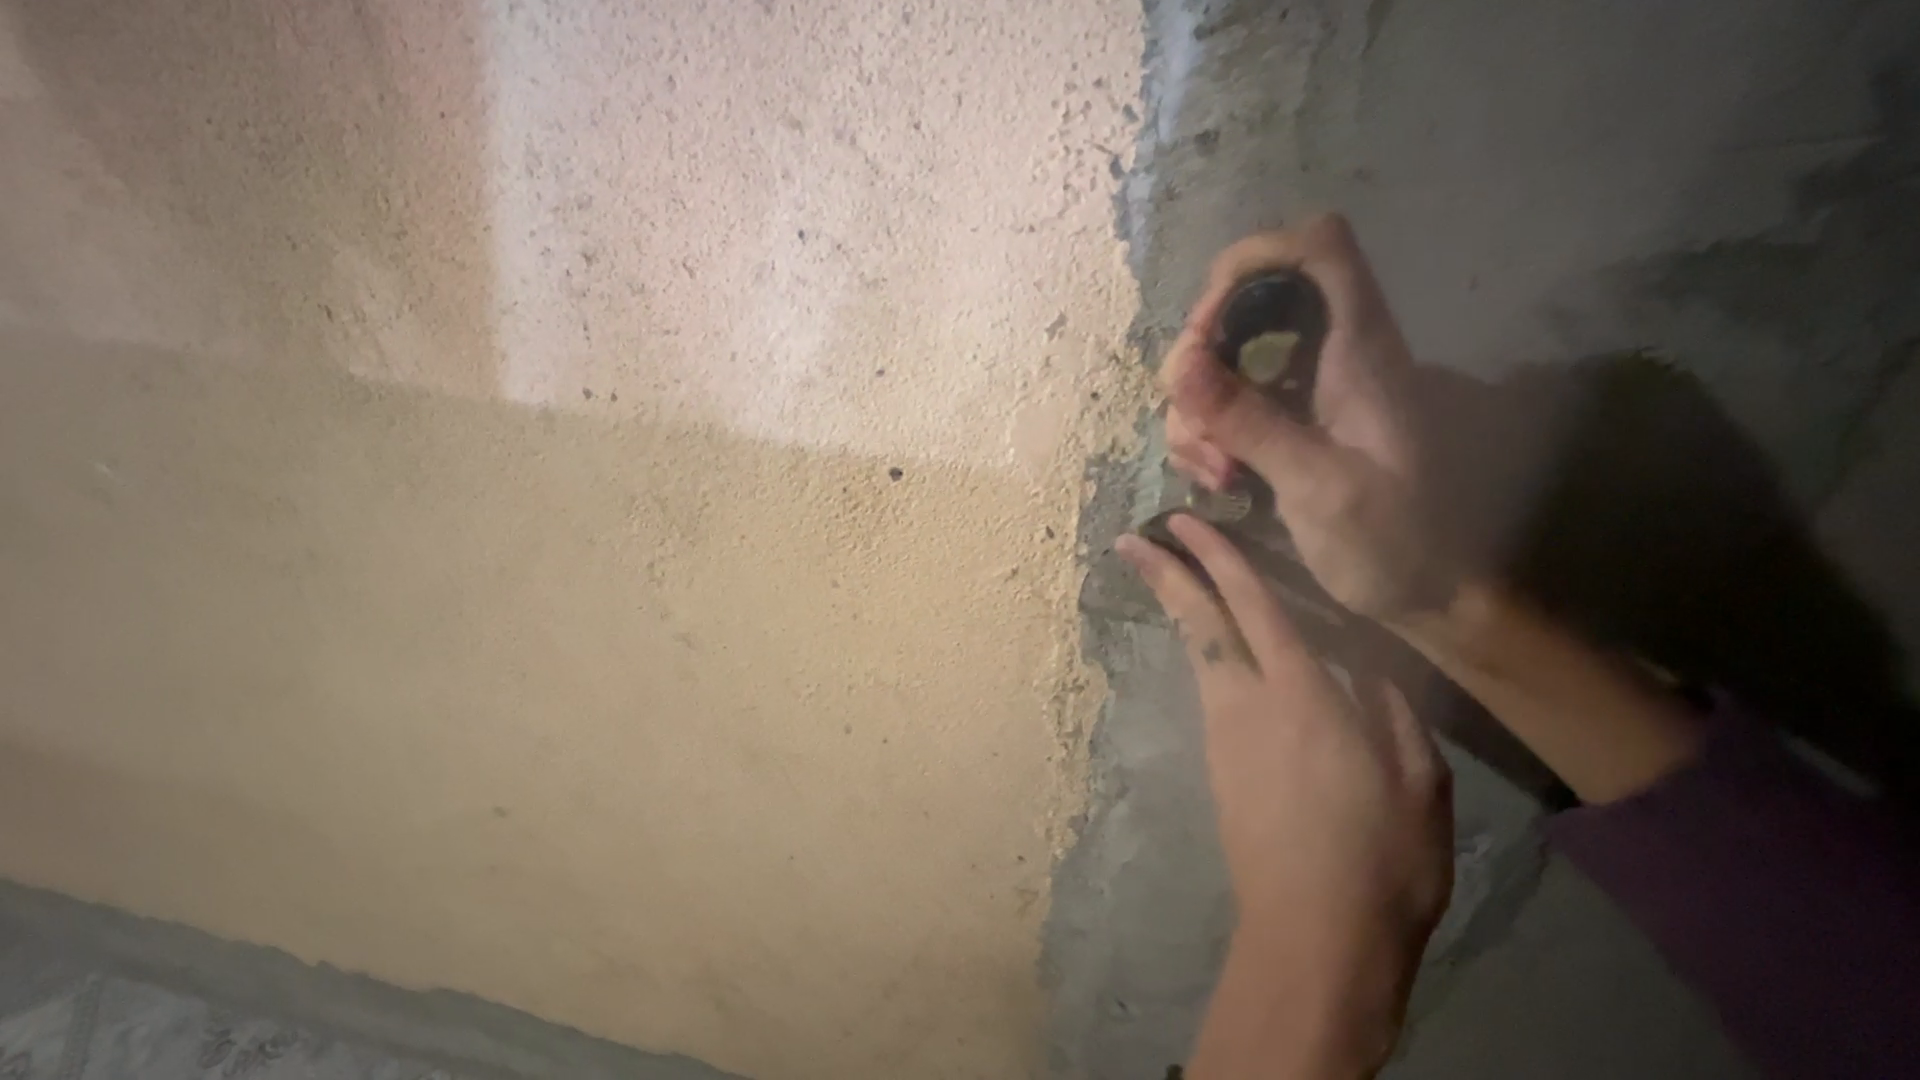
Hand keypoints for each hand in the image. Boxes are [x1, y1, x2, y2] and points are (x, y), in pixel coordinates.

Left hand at [1115, 513, 1452, 962]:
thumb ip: (1388, 704)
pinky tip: (1216, 645)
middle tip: (1130, 539)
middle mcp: (1247, 703)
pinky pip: (1209, 687)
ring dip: (1180, 609)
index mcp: (1302, 695)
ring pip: (1197, 653)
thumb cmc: (1382, 856)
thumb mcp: (1419, 777)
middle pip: (1199, 622)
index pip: (1253, 605)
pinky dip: (1204, 650)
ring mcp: (1223, 734)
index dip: (1219, 557)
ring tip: (1166, 574)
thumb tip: (1360, 657)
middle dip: (1164, 573)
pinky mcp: (1216, 763)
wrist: (1313, 932)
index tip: (1185, 522)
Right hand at [1163, 214, 1448, 620]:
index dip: (1256, 259)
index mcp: (1358, 350)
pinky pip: (1217, 406)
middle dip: (1198, 357)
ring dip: (1194, 413)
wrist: (1420, 591)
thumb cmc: (1392, 540)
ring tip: (1214, 473)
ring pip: (1218, 362)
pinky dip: (1201, 438)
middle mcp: (1325, 355)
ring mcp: (1298, 389)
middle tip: (1194, 418)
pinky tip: (1216, 481)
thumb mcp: (1318, 487)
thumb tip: (1180, 364)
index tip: (1207, 323)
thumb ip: (1251, 424)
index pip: (1318, 248)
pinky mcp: (1279, 423)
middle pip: (1243, 303)